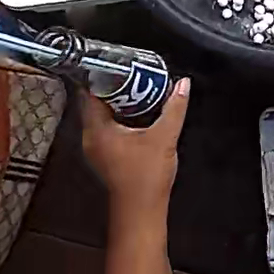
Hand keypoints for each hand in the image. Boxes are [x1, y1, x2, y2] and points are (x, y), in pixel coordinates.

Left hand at [80, 78, 190, 232]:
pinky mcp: (106, 156)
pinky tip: (138, 111)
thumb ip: (174, 108)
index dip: (103, 76)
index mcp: (97, 129)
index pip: (90, 93)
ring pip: (102, 116)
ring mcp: (97, 148)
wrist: (142, 210)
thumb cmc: (147, 174)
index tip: (120, 63)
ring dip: (118, 102)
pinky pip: (108, 127)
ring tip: (138, 86)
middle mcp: (91, 137)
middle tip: (133, 72)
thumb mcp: (164, 137)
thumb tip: (183, 83)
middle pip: (96, 103)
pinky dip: (120, 117)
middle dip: (114, 87)